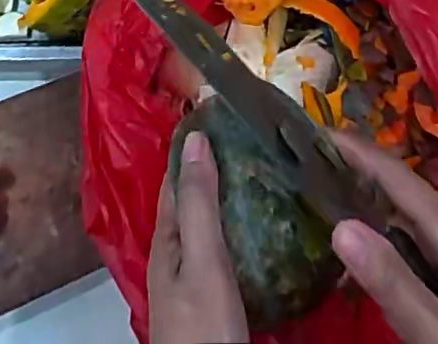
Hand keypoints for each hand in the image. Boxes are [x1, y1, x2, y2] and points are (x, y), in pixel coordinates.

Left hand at [148, 133, 248, 343]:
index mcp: (167, 237)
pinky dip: (246, 227)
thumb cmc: (204, 326)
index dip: (196, 144)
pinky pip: (230, 248)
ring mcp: (197, 278)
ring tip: (269, 171)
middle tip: (256, 138)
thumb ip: (199, 202)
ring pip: (214, 223)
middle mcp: (177, 253)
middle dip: (220, 167)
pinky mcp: (218, 298)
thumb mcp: (201, 259)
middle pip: (196, 199)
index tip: (225, 114)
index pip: (178, 176)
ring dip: (234, 196)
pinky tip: (271, 225)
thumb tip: (196, 136)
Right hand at [329, 132, 437, 343]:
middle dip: (362, 171)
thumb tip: (339, 226)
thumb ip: (392, 283)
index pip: (398, 177)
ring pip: (415, 218)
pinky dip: (392, 234)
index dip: (358, 151)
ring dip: (376, 202)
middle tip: (315, 161)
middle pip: (406, 191)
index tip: (318, 131)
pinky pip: (424, 243)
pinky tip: (373, 249)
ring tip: (333, 193)